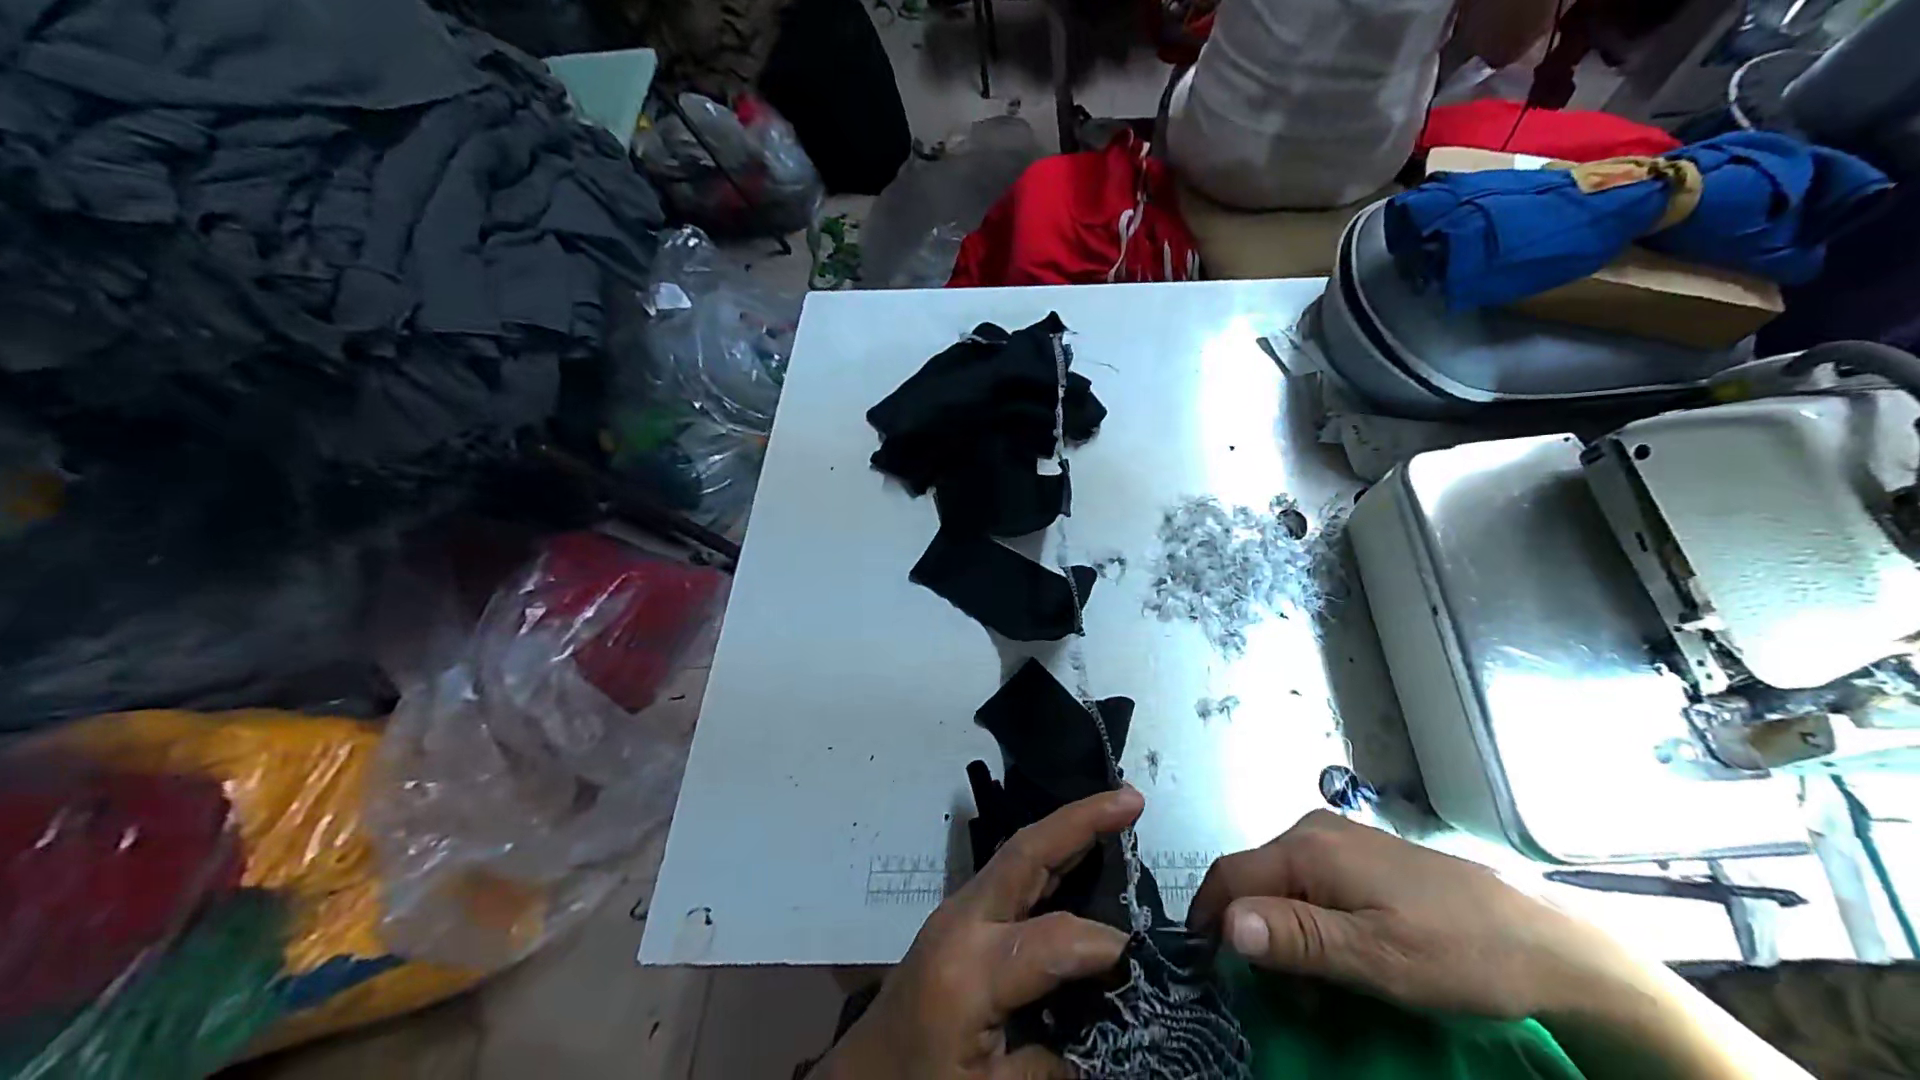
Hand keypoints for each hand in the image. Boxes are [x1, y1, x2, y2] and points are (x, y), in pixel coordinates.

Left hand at [816, 788, 1143, 1079]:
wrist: (862, 1076)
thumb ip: (1055, 1062)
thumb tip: (1115, 1023)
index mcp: (967, 971)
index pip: (1054, 939)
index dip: (1106, 948)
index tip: (1146, 964)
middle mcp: (961, 921)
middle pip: (1025, 853)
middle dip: (1080, 821)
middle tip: (1132, 801)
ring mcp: (956, 910)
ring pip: (1018, 852)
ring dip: (1068, 828)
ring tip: (1117, 811)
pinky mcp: (958, 913)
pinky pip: (1011, 871)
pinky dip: (1051, 852)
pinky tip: (1080, 850)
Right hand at [1187, 809, 1627, 1018]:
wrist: (1547, 941)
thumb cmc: (1458, 951)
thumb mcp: (1376, 957)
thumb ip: (1298, 938)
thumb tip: (1228, 924)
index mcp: (1307, 847)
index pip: (1230, 876)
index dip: (1210, 919)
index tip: (1209, 969)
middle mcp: (1311, 831)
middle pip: (1253, 881)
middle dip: (1257, 937)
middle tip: (1287, 996)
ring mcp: (1337, 840)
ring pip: (1280, 886)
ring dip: (1285, 937)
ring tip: (1319, 989)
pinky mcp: (1358, 856)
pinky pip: (1309, 885)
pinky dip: (1309, 924)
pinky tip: (1340, 957)